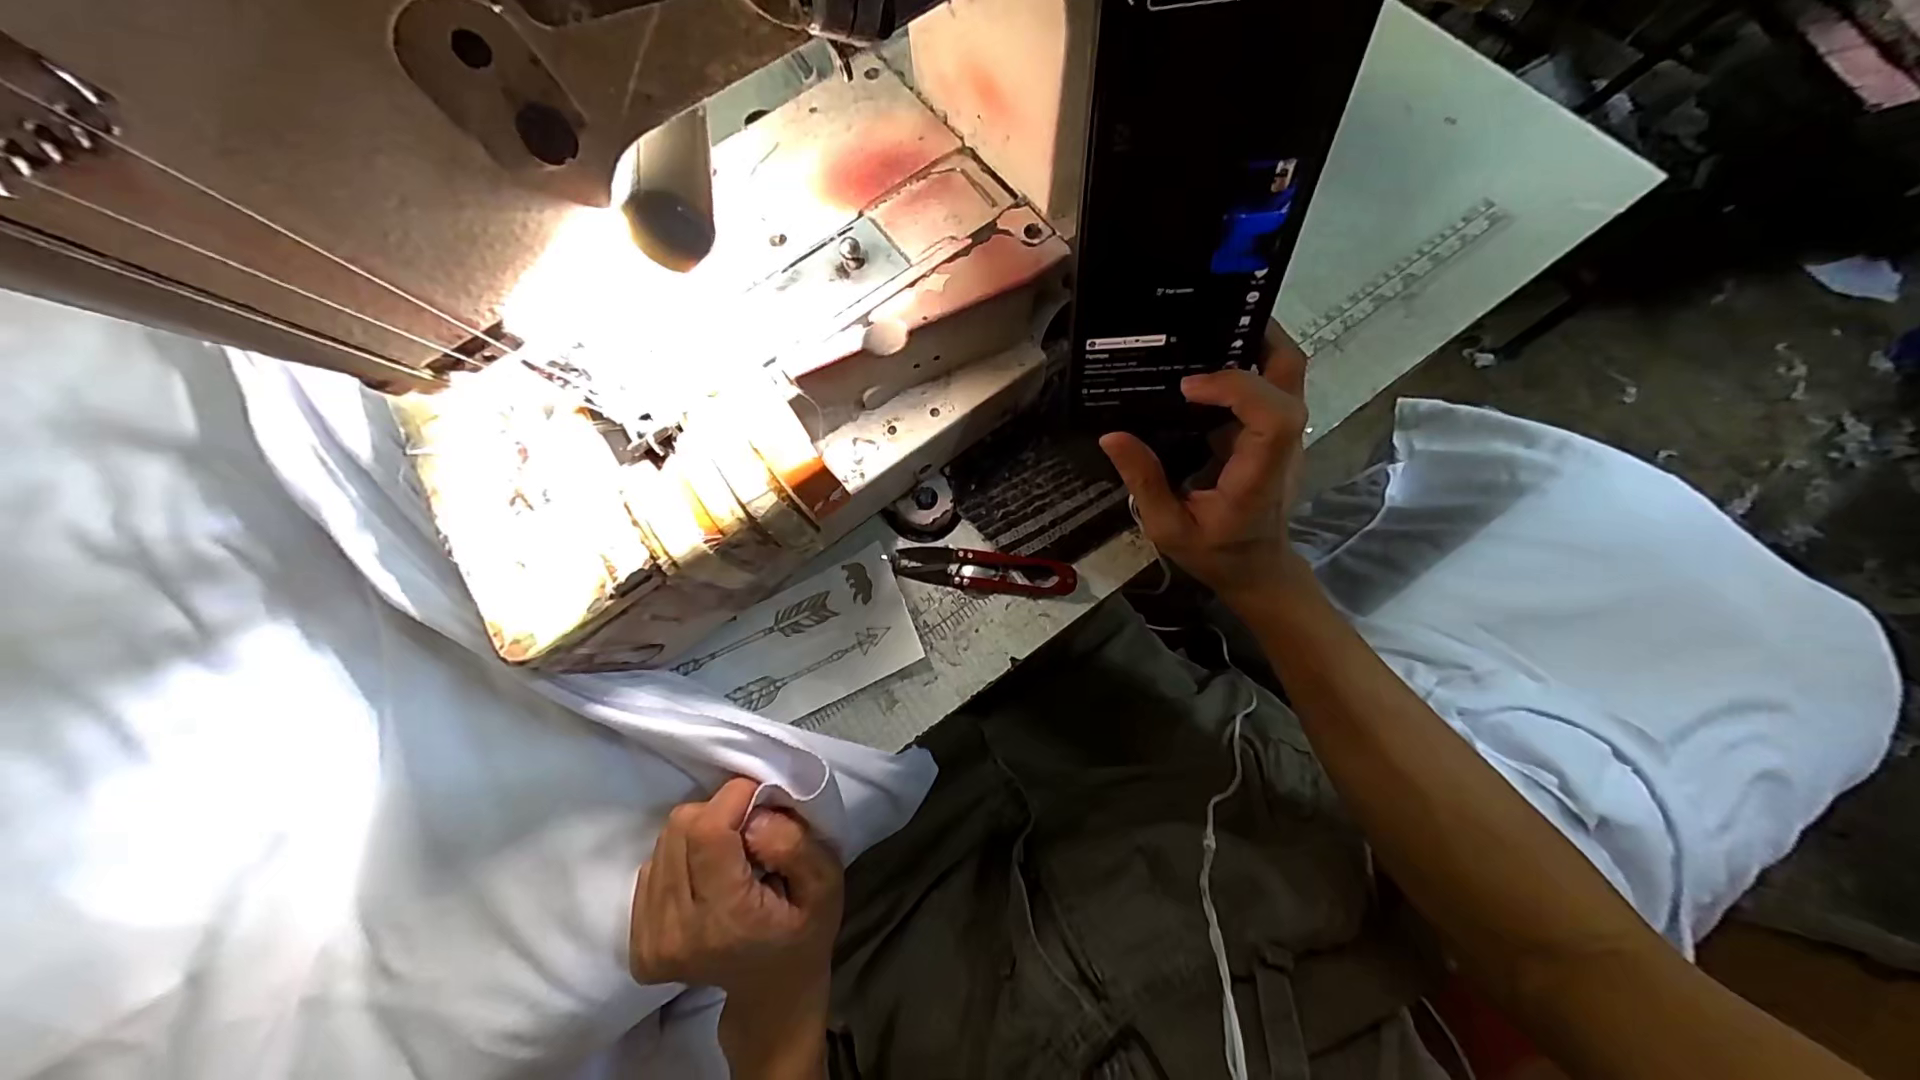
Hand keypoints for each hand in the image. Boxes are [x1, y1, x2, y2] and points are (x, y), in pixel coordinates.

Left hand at [631, 777, 843, 1078]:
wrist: (774, 989)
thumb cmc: (805, 929)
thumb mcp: (825, 882)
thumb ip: (794, 844)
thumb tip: (753, 817)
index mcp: (726, 918)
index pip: (707, 830)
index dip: (734, 797)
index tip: (762, 798)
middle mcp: (677, 933)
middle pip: (682, 828)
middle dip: (721, 812)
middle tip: (752, 830)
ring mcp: (652, 941)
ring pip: (667, 838)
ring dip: (703, 831)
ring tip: (733, 855)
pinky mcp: (639, 941)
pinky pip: (655, 861)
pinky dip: (686, 854)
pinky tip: (710, 875)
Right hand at [1099, 322, 1309, 606]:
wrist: (1258, 569)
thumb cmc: (1216, 554)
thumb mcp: (1169, 529)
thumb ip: (1145, 482)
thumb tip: (1112, 436)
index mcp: (1258, 474)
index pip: (1274, 415)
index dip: (1237, 387)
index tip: (1189, 386)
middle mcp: (1282, 446)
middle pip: (1291, 373)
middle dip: (1255, 337)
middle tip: (1206, 321)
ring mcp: (1284, 437)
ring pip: (1286, 373)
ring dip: (1252, 344)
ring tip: (1204, 333)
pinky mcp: (1273, 434)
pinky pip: (1268, 387)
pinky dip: (1241, 367)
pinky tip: (1202, 369)